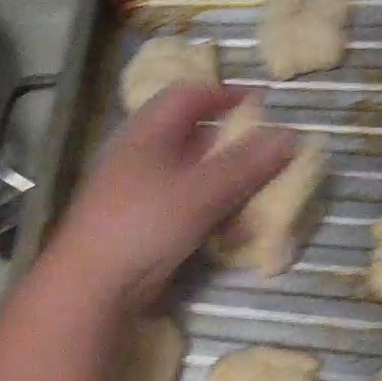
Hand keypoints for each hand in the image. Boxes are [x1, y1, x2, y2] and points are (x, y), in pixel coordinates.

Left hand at [46, 83, 292, 310]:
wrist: (91, 286)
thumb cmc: (143, 226)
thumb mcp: (201, 193)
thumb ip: (245, 165)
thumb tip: (290, 134)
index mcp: (146, 133)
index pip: (189, 95)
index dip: (226, 94)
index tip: (262, 104)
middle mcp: (139, 156)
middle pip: (192, 138)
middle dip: (232, 148)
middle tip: (266, 158)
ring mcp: (136, 193)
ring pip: (189, 178)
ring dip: (224, 188)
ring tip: (254, 204)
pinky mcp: (139, 227)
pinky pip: (181, 210)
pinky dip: (207, 216)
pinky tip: (228, 235)